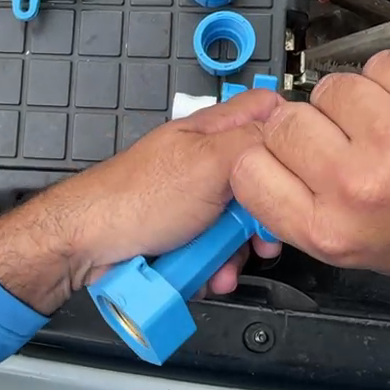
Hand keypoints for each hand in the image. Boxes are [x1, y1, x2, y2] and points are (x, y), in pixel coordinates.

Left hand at [0, 91, 285, 312]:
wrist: (88, 246)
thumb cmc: (134, 199)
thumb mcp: (209, 163)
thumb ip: (255, 144)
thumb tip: (294, 133)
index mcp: (211, 132)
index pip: (267, 115)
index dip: (291, 139)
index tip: (301, 171)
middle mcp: (204, 162)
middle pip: (260, 180)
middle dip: (264, 214)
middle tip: (261, 235)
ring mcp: (192, 200)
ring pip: (238, 222)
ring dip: (235, 250)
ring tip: (223, 263)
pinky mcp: (181, 233)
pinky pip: (214, 250)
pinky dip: (213, 266)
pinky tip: (207, 275)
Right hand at [229, 51, 389, 325]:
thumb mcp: (366, 253)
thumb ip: (305, 211)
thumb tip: (262, 164)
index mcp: (335, 231)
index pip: (249, 169)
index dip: (264, 157)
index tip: (284, 154)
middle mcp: (360, 183)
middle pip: (284, 121)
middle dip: (311, 126)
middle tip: (349, 141)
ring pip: (333, 86)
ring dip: (357, 100)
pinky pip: (381, 63)